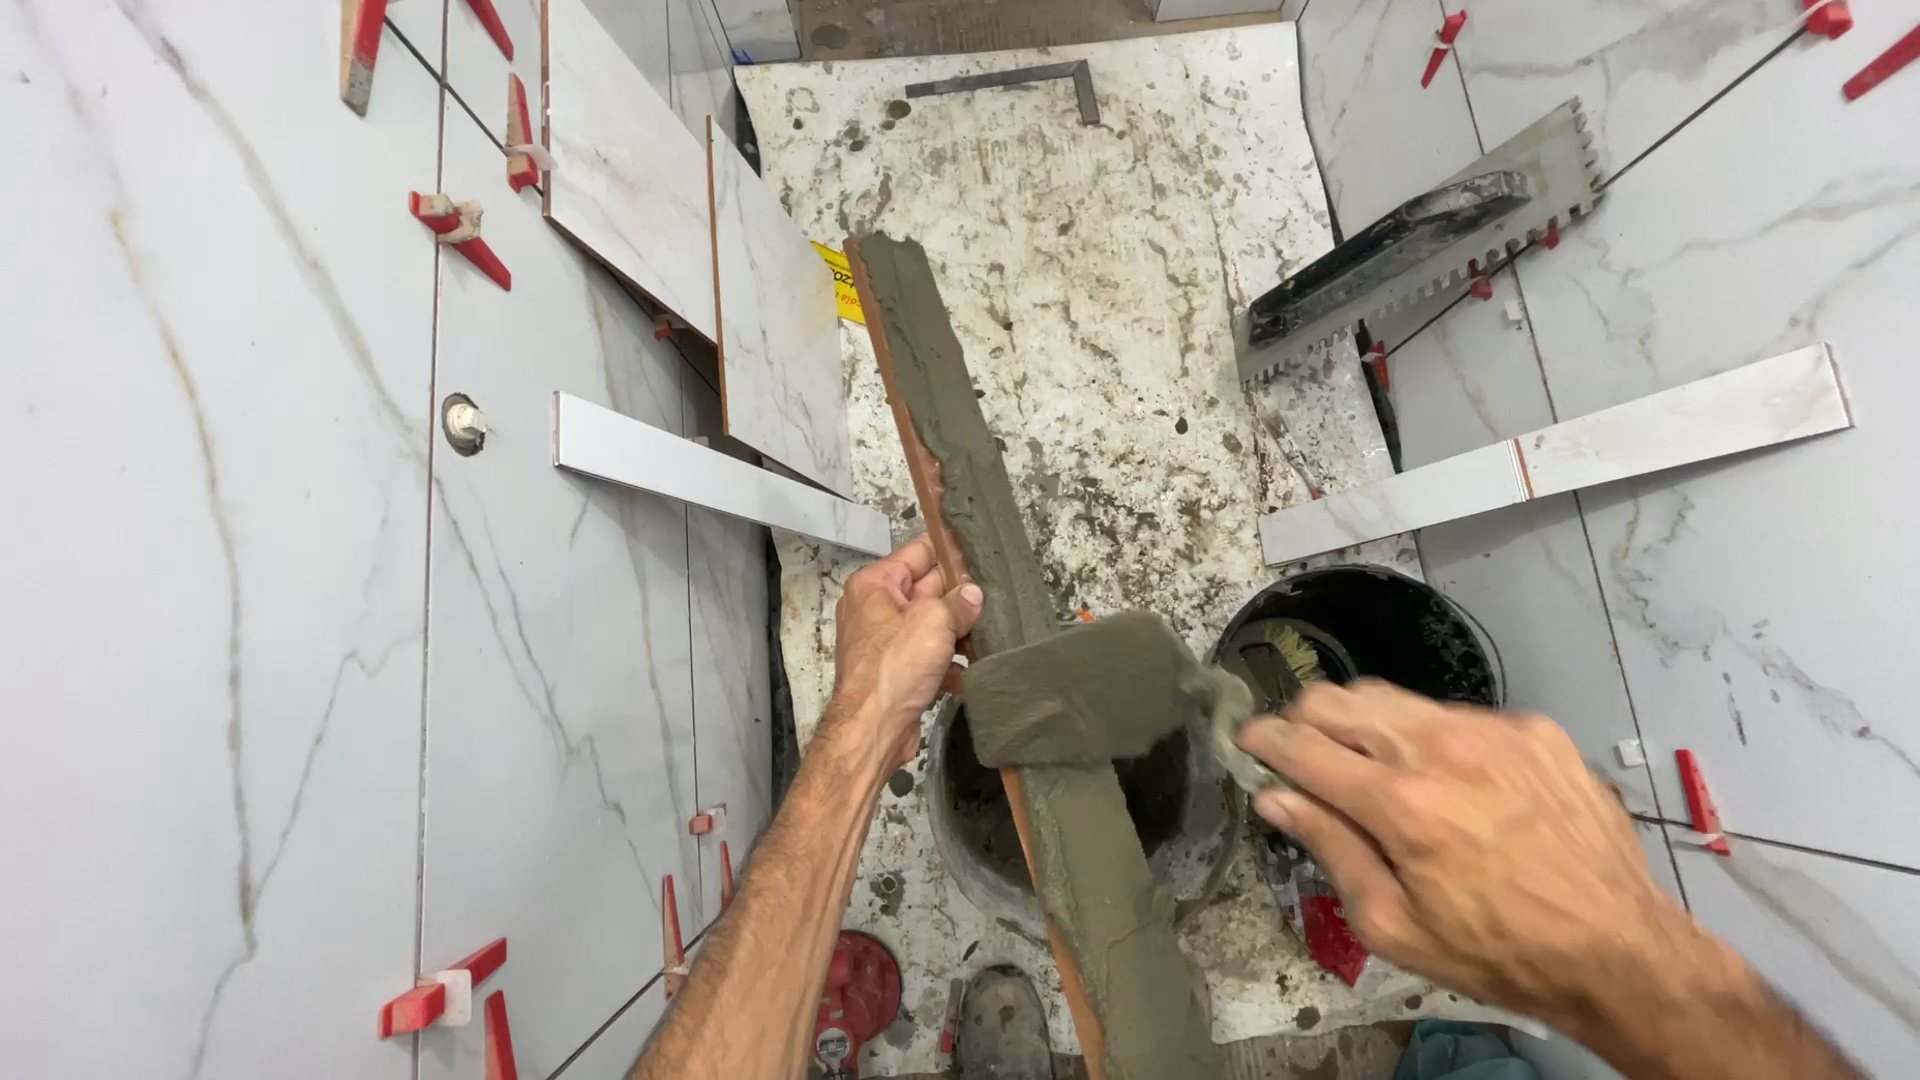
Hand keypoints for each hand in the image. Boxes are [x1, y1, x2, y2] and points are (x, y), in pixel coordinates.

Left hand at [828, 534, 983, 769]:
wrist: (873, 727)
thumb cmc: (897, 665)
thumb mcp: (935, 621)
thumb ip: (959, 602)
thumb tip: (973, 596)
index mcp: (875, 585)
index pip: (917, 553)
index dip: (948, 550)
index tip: (976, 547)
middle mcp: (874, 608)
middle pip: (926, 589)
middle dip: (958, 594)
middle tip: (994, 592)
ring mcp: (884, 641)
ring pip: (930, 625)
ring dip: (957, 631)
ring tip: (987, 632)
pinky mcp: (895, 670)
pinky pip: (926, 656)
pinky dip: (947, 663)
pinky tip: (969, 672)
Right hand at [1235, 679, 1689, 1028]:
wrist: (1626, 955)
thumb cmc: (1494, 950)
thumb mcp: (1391, 923)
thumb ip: (1327, 846)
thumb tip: (1273, 796)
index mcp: (1400, 804)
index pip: (1300, 745)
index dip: (1261, 739)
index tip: (1245, 741)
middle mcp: (1438, 749)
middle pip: (1334, 700)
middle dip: (1301, 721)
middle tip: (1302, 754)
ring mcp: (1489, 730)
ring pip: (1385, 695)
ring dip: (1358, 723)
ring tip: (1368, 764)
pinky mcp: (1529, 728)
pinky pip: (1446, 712)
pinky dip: (1423, 736)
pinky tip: (1447, 778)